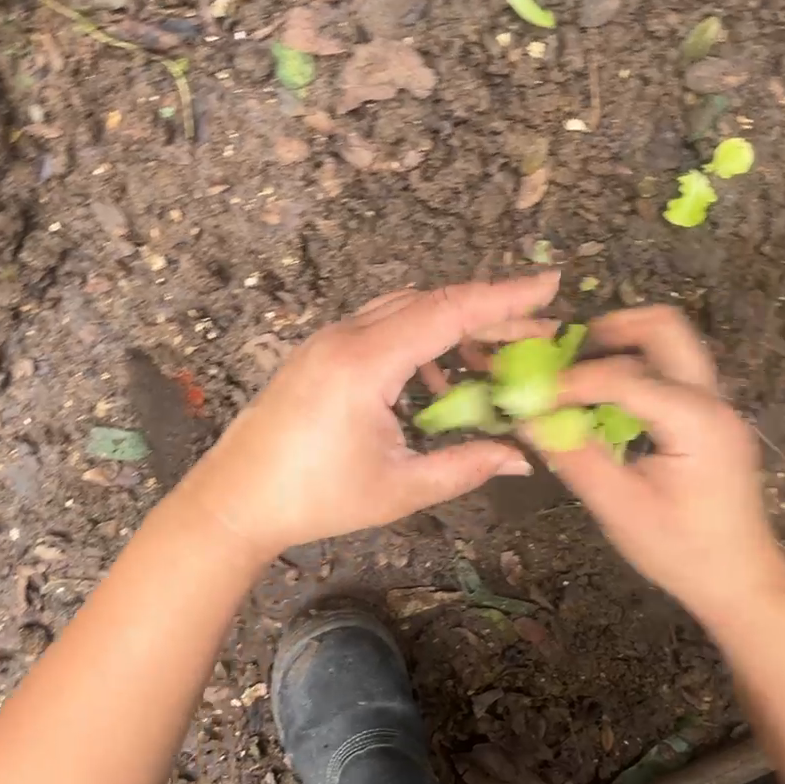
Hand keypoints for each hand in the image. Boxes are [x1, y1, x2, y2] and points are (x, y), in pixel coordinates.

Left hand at [172, 273, 560, 557]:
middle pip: (431, 302)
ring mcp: (327, 340)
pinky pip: (379, 327)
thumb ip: (466, 466)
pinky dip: (417, 339)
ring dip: (450, 325)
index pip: (449, 312)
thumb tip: (522, 458)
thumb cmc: (315, 499)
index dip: (505, 297)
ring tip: (489, 360)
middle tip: (536, 329)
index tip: (550, 283)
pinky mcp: (317, 353)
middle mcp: (346, 336)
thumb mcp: (400, 488)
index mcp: (366, 362)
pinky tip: (434, 381)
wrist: (234, 500)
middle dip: (488, 311)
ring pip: (403, 310)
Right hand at [528, 307, 784, 619]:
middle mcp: (713, 400)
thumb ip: (574, 456)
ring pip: (672, 344)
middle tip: (565, 353)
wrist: (742, 582)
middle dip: (610, 330)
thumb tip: (526, 418)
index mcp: (695, 420)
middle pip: (664, 328)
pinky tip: (604, 401)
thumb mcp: (620, 508)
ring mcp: (717, 407)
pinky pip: (673, 372)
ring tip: (578, 373)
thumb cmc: (682, 551)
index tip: (529, 394)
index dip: (570, 381)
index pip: (623, 377)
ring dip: (624, 346)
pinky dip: (636, 370)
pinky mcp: (711, 420)